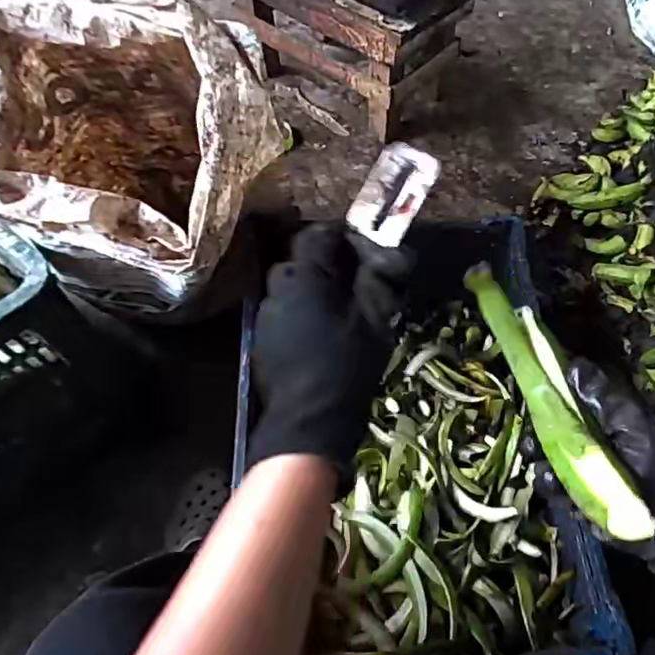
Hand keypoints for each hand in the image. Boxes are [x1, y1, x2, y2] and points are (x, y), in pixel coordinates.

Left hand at [248, 223, 409, 476]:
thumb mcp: (376, 319)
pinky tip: (325, 336)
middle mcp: (277, 287)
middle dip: (333, 267)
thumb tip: (391, 251)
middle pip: (306, 261)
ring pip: (295, 287)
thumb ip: (380, 278)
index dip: (347, 240)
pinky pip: (287, 312)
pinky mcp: (263, 339)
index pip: (321, 234)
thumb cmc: (347, 365)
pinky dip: (306, 314)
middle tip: (363, 287)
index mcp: (304, 275)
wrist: (309, 420)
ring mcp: (266, 314)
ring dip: (318, 292)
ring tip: (345, 314)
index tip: (370, 256)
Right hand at [534, 358, 654, 616]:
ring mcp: (575, 465)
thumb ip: (607, 399)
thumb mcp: (637, 426)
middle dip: (537, 428)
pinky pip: (549, 486)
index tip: (535, 384)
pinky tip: (558, 488)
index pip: (567, 392)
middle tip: (534, 436)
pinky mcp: (570, 494)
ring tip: (547, 467)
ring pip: (542, 455)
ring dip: (539, 458)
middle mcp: (583, 435)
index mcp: (600, 414)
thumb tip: (575, 365)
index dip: (548, 387)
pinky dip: (549, 486)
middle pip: (546, 424)